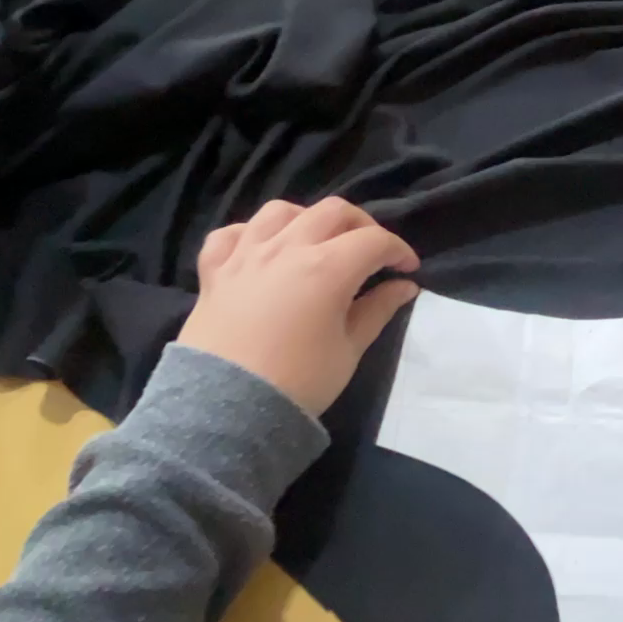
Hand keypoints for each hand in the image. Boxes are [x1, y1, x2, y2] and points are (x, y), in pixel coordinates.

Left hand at [178, 197, 420, 416]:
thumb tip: (404, 287)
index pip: (374, 241)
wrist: (226, 410)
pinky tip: (262, 249)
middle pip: (332, 212)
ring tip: (316, 241)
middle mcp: (287, 248)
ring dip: (307, 219)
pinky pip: (230, 234)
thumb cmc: (299, 382)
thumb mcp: (349, 350)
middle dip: (362, 225)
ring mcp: (246, 255)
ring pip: (280, 211)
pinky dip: (251, 234)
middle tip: (371, 251)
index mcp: (327, 268)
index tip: (408, 269)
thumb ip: (378, 310)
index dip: (398, 250)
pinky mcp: (214, 271)